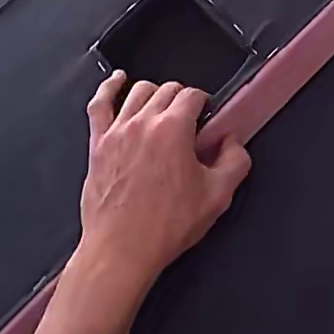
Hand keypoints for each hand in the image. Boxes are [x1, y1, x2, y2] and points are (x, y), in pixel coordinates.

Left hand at [73, 72, 250, 297]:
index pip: (193, 95)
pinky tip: (117, 81)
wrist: (121, 252)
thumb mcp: (218, 195)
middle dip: (183, 98)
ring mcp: (116, 132)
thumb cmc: (165, 226)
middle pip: (167, 89)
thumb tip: (232, 143)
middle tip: (190, 119)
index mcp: (173, 129)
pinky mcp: (97, 146)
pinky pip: (99, 106)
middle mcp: (143, 123)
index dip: (205, 103)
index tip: (208, 118)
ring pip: (138, 91)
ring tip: (164, 107)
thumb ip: (236, 160)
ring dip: (155, 93)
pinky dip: (108, 88)